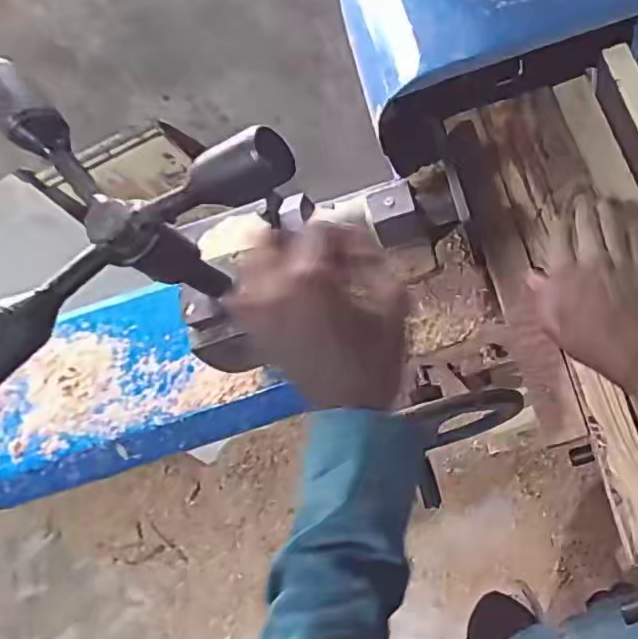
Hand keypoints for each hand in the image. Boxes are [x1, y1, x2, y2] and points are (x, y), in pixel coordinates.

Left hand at [225, 222, 406, 410]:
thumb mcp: (391, 302)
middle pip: (276, 235)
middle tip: (331, 259)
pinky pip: (246, 289)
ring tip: (312, 278)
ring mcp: (255, 308)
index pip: (318, 228)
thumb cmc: (375, 361)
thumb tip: (358, 241)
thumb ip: (375, 261)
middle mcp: (272, 286)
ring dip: (283, 258)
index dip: (344, 233)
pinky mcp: (252, 326)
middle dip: (306, 242)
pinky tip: (292, 296)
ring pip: (255, 258)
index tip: (359, 248)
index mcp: (308, 277)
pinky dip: (266, 283)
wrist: (350, 410)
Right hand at [527, 196, 637, 398]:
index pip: (558, 235)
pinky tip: (628, 215)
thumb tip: (531, 275)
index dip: (560, 222)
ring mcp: (622, 257)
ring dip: (605, 208)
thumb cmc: (598, 349)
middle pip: (584, 220)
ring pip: (611, 220)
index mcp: (565, 275)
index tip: (562, 217)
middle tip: (581, 200)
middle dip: (581, 207)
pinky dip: (631, 220)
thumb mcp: (559, 330)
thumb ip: (543, 299)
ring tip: (602, 202)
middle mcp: (592, 259)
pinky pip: (637, 231)